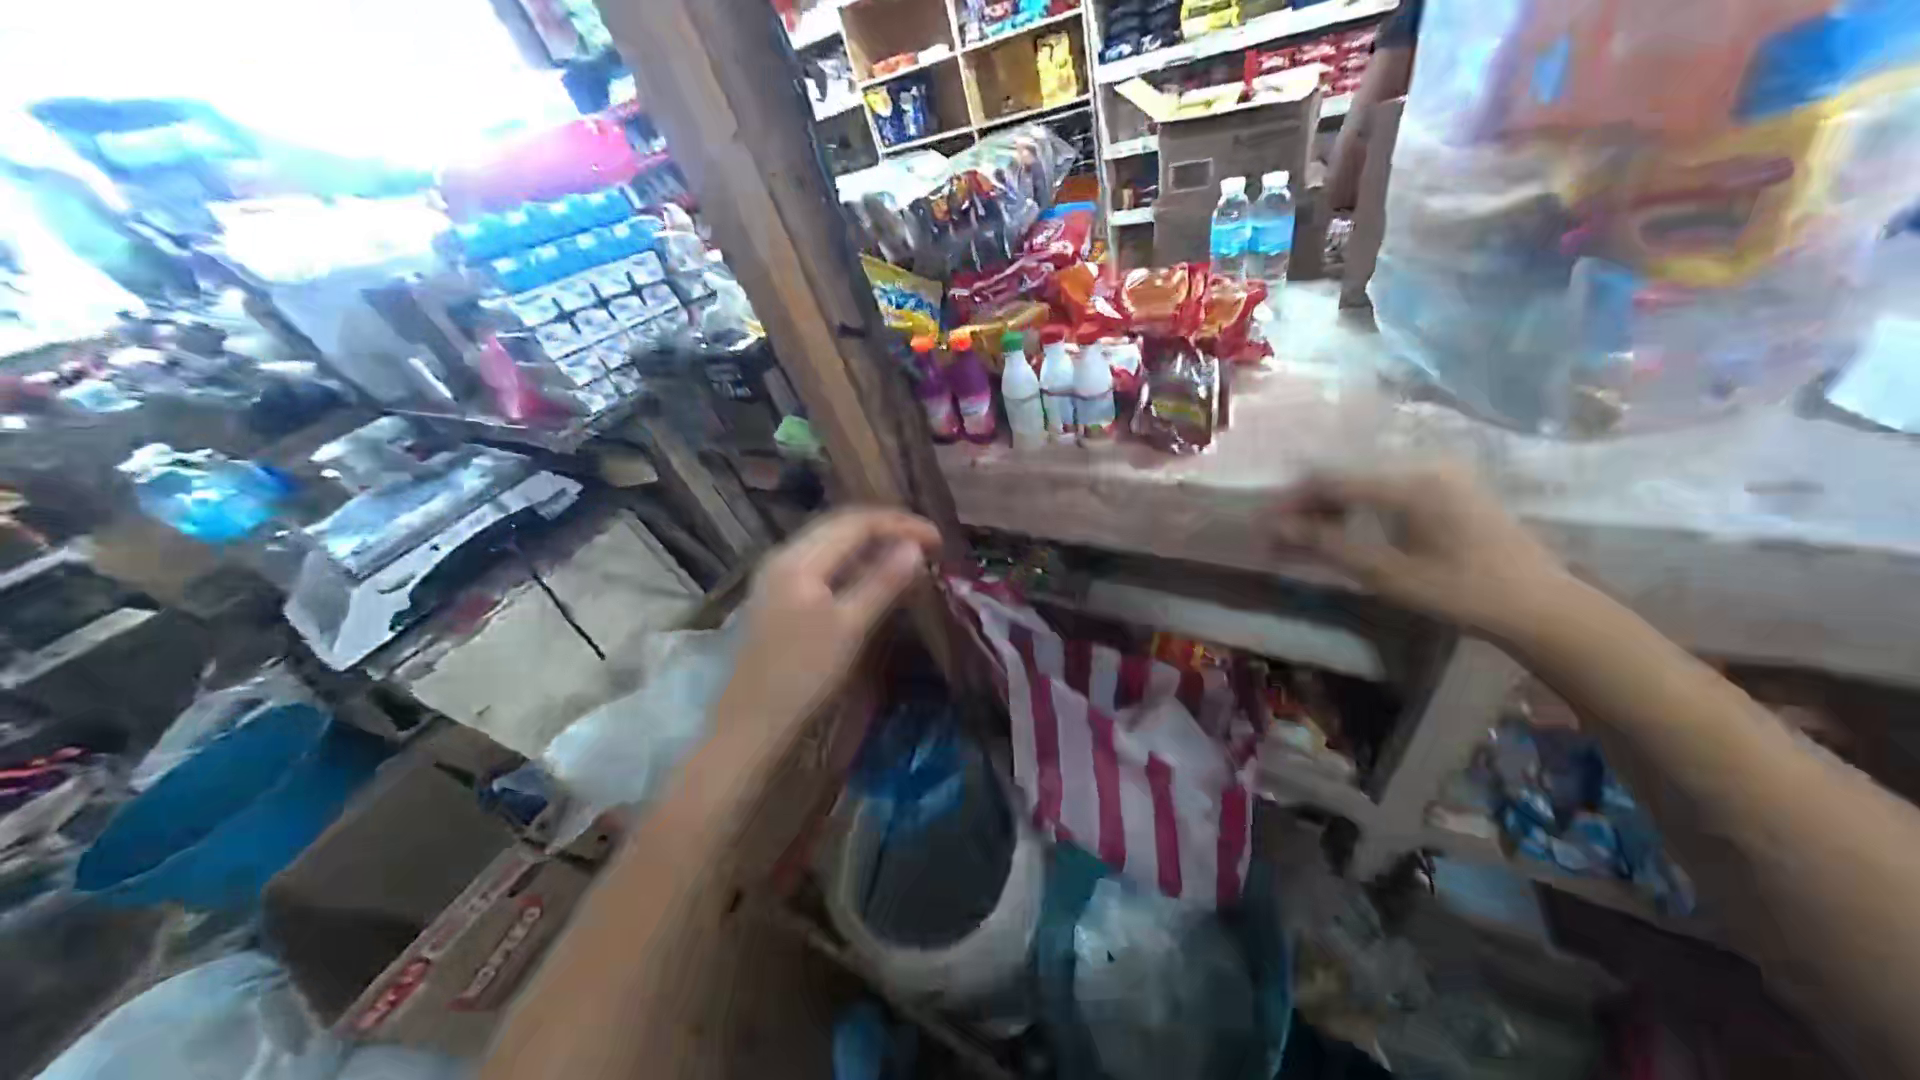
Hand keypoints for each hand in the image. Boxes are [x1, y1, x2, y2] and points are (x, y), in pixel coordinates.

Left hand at [722, 508, 941, 733]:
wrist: (751, 722)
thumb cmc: (804, 675)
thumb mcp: (850, 627)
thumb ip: (883, 582)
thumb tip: (916, 546)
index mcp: (799, 559)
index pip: (856, 522)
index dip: (901, 524)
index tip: (938, 540)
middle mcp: (783, 556)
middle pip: (841, 525)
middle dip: (887, 528)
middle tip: (927, 544)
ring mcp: (776, 575)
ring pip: (830, 542)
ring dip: (869, 543)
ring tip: (906, 556)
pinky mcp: (777, 594)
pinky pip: (821, 562)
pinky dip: (851, 562)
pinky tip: (870, 577)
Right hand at [1273, 466, 1574, 636]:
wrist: (1542, 607)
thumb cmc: (1463, 593)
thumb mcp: (1387, 573)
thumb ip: (1326, 545)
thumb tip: (1275, 528)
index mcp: (1410, 482)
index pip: (1331, 479)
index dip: (1291, 500)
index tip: (1263, 523)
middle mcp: (1424, 465)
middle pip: (1346, 476)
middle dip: (1307, 506)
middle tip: (1281, 537)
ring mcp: (1440, 474)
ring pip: (1365, 483)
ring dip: (1331, 508)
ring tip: (1307, 539)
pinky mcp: (1449, 488)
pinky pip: (1387, 489)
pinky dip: (1359, 509)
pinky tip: (1345, 532)